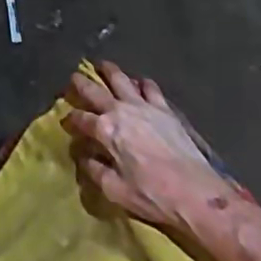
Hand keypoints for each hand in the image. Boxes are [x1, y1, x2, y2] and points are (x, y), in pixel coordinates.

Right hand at [62, 61, 237, 231]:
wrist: (194, 192)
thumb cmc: (152, 195)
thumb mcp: (115, 191)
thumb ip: (95, 171)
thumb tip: (83, 156)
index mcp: (105, 130)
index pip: (80, 119)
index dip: (70, 119)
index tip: (66, 121)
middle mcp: (120, 110)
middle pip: (94, 90)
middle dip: (80, 83)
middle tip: (73, 78)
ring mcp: (143, 104)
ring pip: (120, 78)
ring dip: (108, 70)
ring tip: (102, 65)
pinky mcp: (163, 107)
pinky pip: (148, 86)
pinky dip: (140, 82)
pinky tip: (139, 84)